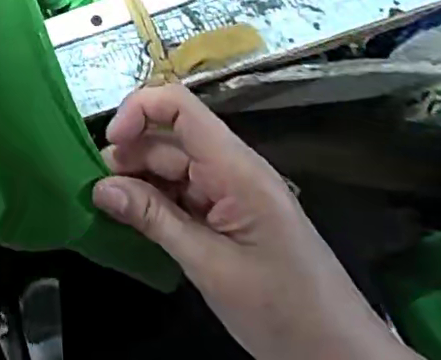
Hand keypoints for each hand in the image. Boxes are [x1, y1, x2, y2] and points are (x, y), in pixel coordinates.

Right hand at [92, 85, 419, 359]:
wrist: (342, 357)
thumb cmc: (282, 310)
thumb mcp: (210, 266)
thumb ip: (155, 220)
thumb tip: (101, 188)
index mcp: (235, 167)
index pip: (180, 106)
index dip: (139, 110)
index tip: (109, 144)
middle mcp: (232, 167)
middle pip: (170, 139)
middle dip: (130, 156)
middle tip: (97, 191)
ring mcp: (231, 190)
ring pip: (172, 166)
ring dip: (139, 182)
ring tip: (109, 209)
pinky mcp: (230, 213)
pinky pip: (183, 193)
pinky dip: (156, 203)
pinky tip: (134, 221)